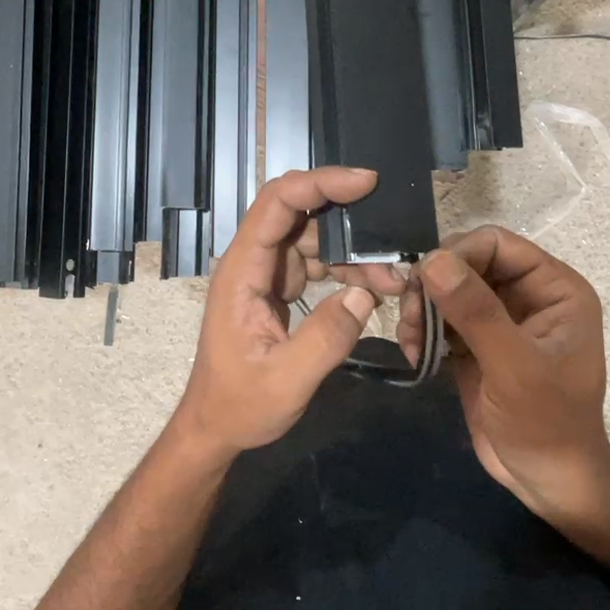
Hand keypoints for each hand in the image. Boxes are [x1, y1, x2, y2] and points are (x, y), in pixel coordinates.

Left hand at [173, 167, 409, 455]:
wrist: (216, 427)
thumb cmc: (240, 404)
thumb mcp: (286, 380)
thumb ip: (325, 339)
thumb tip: (364, 295)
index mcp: (241, 272)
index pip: (275, 205)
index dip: (318, 184)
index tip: (365, 182)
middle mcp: (251, 263)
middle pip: (297, 214)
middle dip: (346, 215)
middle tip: (392, 230)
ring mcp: (265, 275)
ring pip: (312, 239)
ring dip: (352, 251)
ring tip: (393, 277)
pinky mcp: (279, 290)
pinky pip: (316, 264)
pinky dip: (346, 271)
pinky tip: (375, 289)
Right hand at [418, 226, 609, 517]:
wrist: (546, 483)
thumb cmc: (547, 424)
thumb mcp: (514, 367)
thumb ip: (475, 311)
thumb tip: (431, 259)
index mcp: (554, 290)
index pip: (497, 244)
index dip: (457, 254)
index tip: (423, 283)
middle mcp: (527, 296)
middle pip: (466, 261)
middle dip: (433, 284)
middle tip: (410, 315)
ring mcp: (499, 319)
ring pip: (447, 287)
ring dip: (421, 308)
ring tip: (410, 340)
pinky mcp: (474, 342)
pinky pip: (439, 316)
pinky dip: (421, 329)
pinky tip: (414, 353)